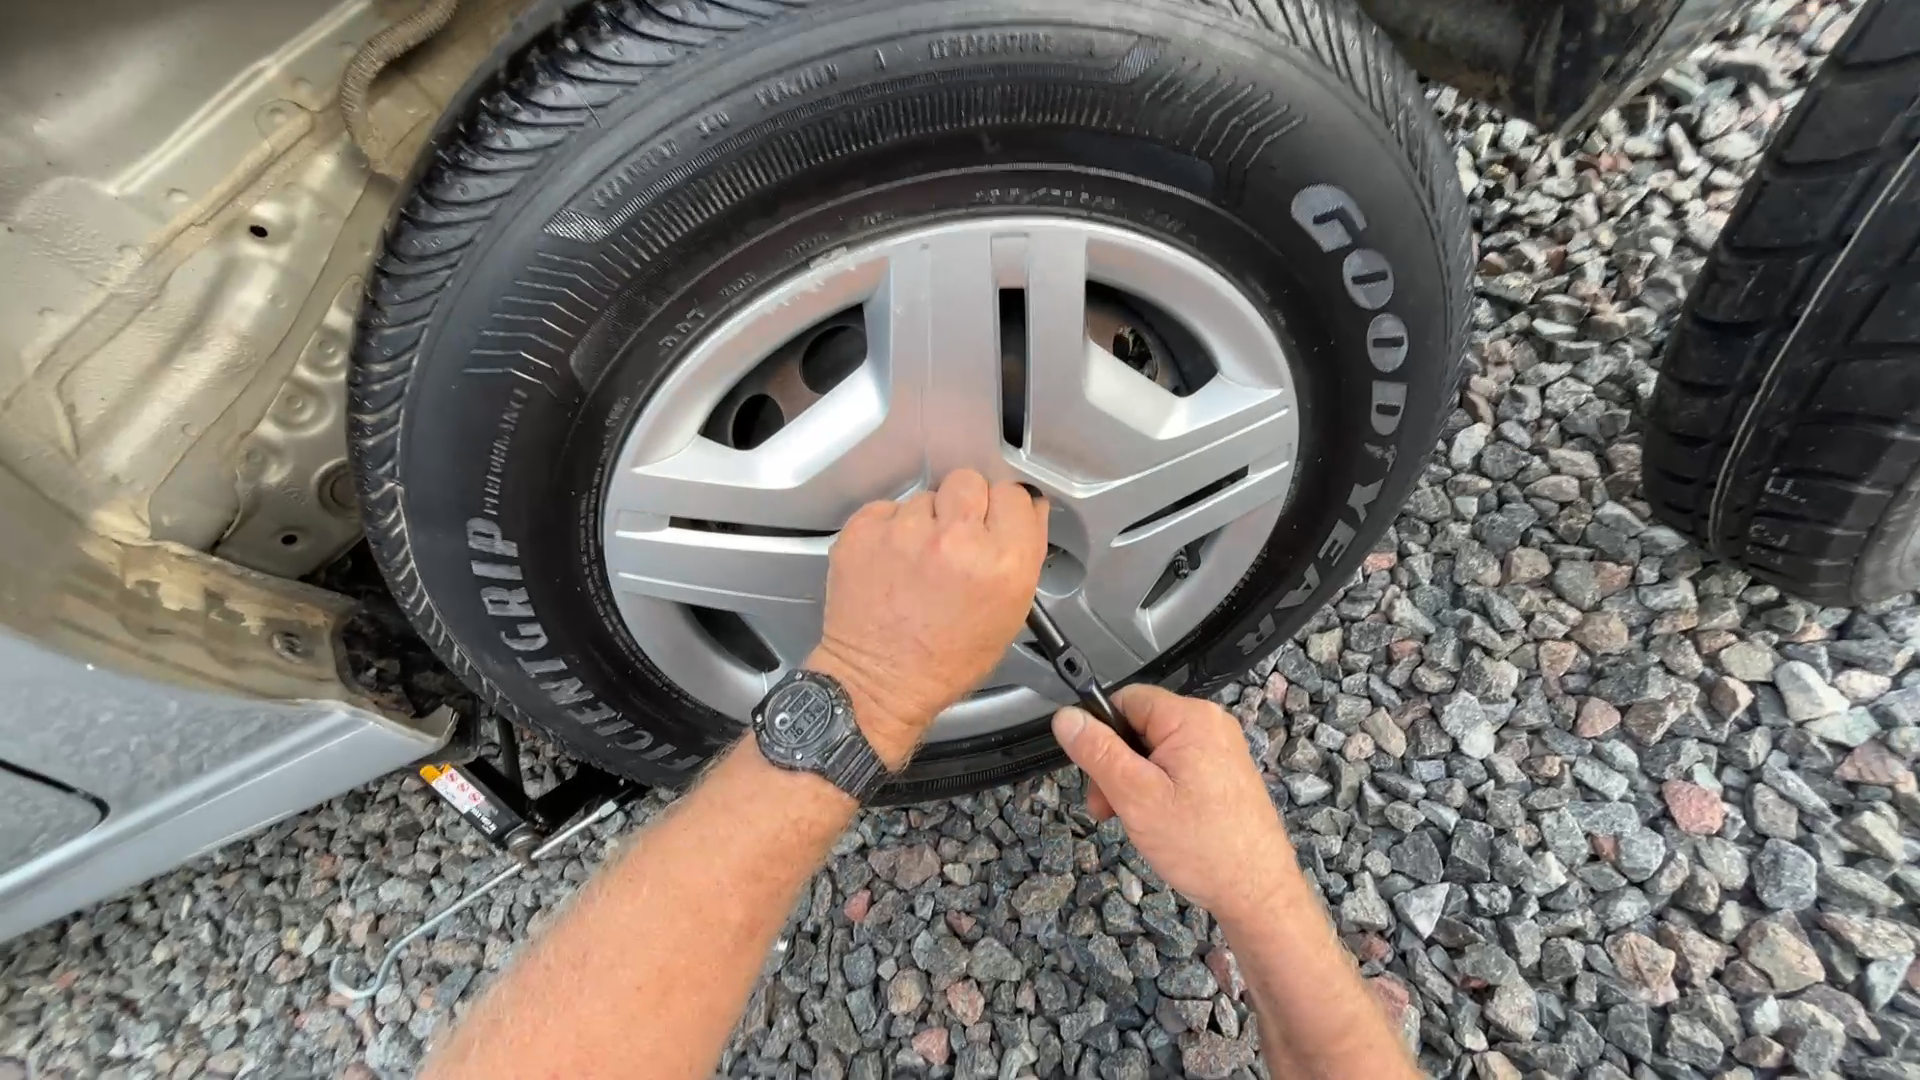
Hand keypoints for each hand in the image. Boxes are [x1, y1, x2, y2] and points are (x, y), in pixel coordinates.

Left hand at [807, 469, 1047, 768]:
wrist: (878, 683)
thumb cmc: (943, 662)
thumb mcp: (1009, 614)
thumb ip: (1022, 554)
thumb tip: (1026, 510)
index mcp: (1003, 564)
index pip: (1016, 494)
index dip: (1005, 509)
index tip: (996, 519)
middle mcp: (957, 541)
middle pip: (971, 481)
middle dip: (966, 504)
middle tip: (956, 536)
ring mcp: (907, 533)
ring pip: (927, 495)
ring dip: (926, 519)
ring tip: (919, 560)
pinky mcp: (866, 531)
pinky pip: (888, 507)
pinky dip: (890, 528)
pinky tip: (893, 561)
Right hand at [1052, 684, 1302, 921]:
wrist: (1259, 896)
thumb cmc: (1202, 846)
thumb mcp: (1135, 795)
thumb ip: (1097, 752)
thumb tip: (1066, 716)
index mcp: (1191, 718)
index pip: (1126, 700)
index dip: (1101, 733)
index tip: (1093, 772)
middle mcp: (1210, 725)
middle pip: (1139, 727)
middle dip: (1115, 766)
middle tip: (1107, 808)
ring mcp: (1220, 750)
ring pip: (1154, 751)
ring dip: (1133, 782)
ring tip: (1134, 821)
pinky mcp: (1224, 774)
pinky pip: (1176, 768)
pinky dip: (1158, 790)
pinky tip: (1158, 822)